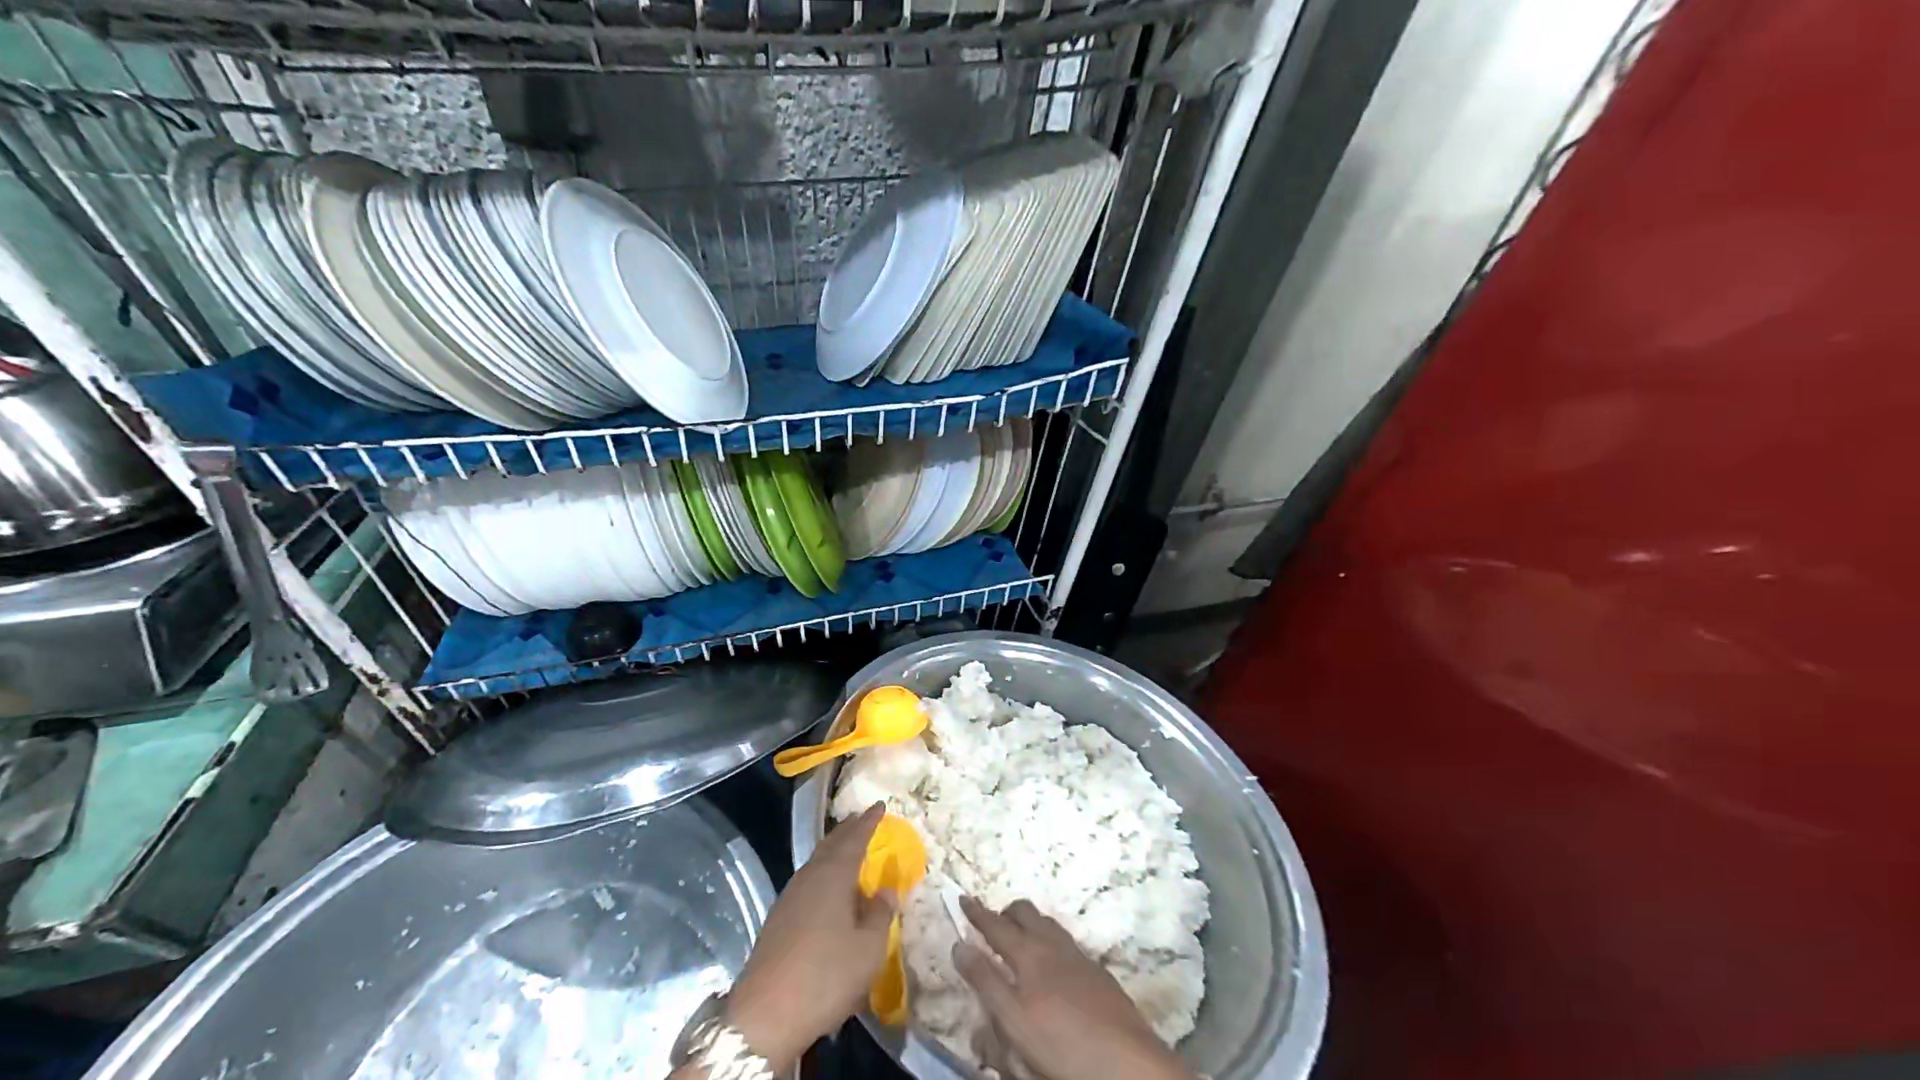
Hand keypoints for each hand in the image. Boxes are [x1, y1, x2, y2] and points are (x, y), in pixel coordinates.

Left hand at [725, 802, 897, 1069]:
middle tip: (863, 819)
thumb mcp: (869, 948)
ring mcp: (789, 897)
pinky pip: (808, 882)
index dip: (869, 821)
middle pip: (831, 845)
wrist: (765, 1014)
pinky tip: (829, 891)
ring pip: (816, 863)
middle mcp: (809, 877)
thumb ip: (881, 914)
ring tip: (848, 850)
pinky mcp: (778, 919)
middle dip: (848, 831)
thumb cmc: (826, 974)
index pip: (854, 838)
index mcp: (833, 875)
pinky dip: (823, 874)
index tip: (879, 805)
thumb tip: (885, 890)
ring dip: (833, 852)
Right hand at [955, 898, 1191, 1079]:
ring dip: (1031, 925)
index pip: (996, 925)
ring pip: (1049, 926)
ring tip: (1020, 939)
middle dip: (1006, 913)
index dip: (977, 912)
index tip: (963, 898)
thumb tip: (960, 945)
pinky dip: (1051, 942)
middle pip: (1026, 913)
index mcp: (1029, 953)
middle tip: (992, 924)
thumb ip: (985, 980)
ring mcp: (1080, 957)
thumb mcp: (1013, 1019)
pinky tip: (1054, 966)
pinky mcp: (1099, 974)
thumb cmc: (1061, 1043)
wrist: (1127, 1063)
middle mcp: (1054, 945)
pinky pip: (1067, 944)